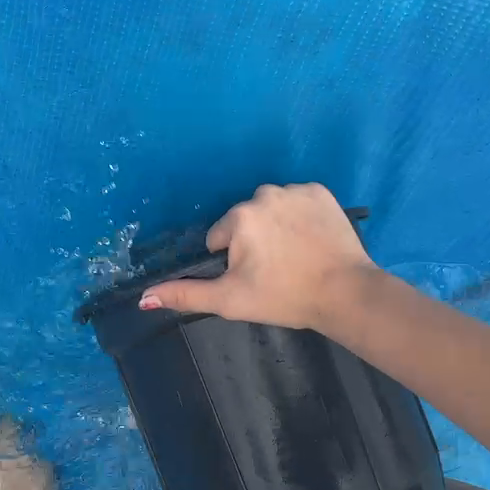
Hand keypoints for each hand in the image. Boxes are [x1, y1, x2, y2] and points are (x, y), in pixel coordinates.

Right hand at [139, 183, 379, 330]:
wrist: (346, 293)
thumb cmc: (283, 297)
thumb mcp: (229, 300)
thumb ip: (185, 294)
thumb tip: (143, 298)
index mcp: (238, 217)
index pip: (221, 237)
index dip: (235, 261)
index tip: (258, 277)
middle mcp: (263, 193)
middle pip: (246, 220)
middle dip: (255, 241)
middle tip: (278, 269)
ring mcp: (295, 189)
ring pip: (272, 208)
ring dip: (278, 226)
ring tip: (297, 255)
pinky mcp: (321, 191)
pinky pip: (300, 201)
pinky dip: (302, 217)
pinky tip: (312, 240)